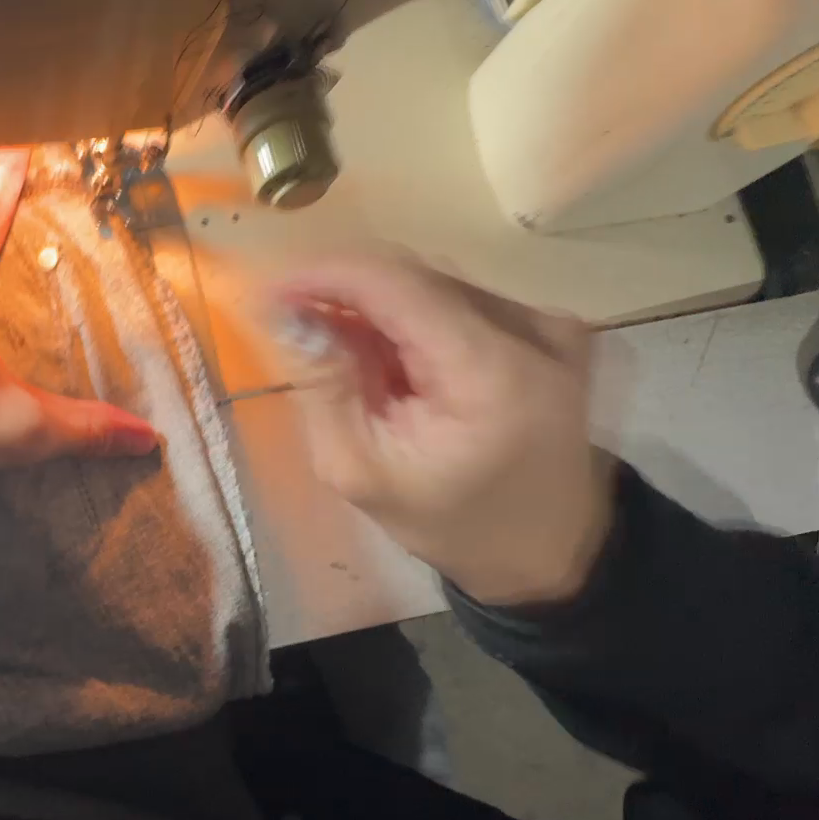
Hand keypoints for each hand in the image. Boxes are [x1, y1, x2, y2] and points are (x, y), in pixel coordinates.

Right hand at [268, 254, 612, 605]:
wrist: (544, 545)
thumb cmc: (445, 521)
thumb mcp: (359, 470)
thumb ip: (324, 387)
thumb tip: (285, 314)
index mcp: (490, 374)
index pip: (398, 285)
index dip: (326, 275)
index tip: (269, 290)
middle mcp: (532, 328)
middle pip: (414, 279)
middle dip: (343, 294)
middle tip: (291, 324)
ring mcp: (548, 322)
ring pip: (432, 285)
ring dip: (374, 308)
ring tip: (341, 354)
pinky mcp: (549, 325)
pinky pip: (456, 300)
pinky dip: (409, 320)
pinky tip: (391, 361)